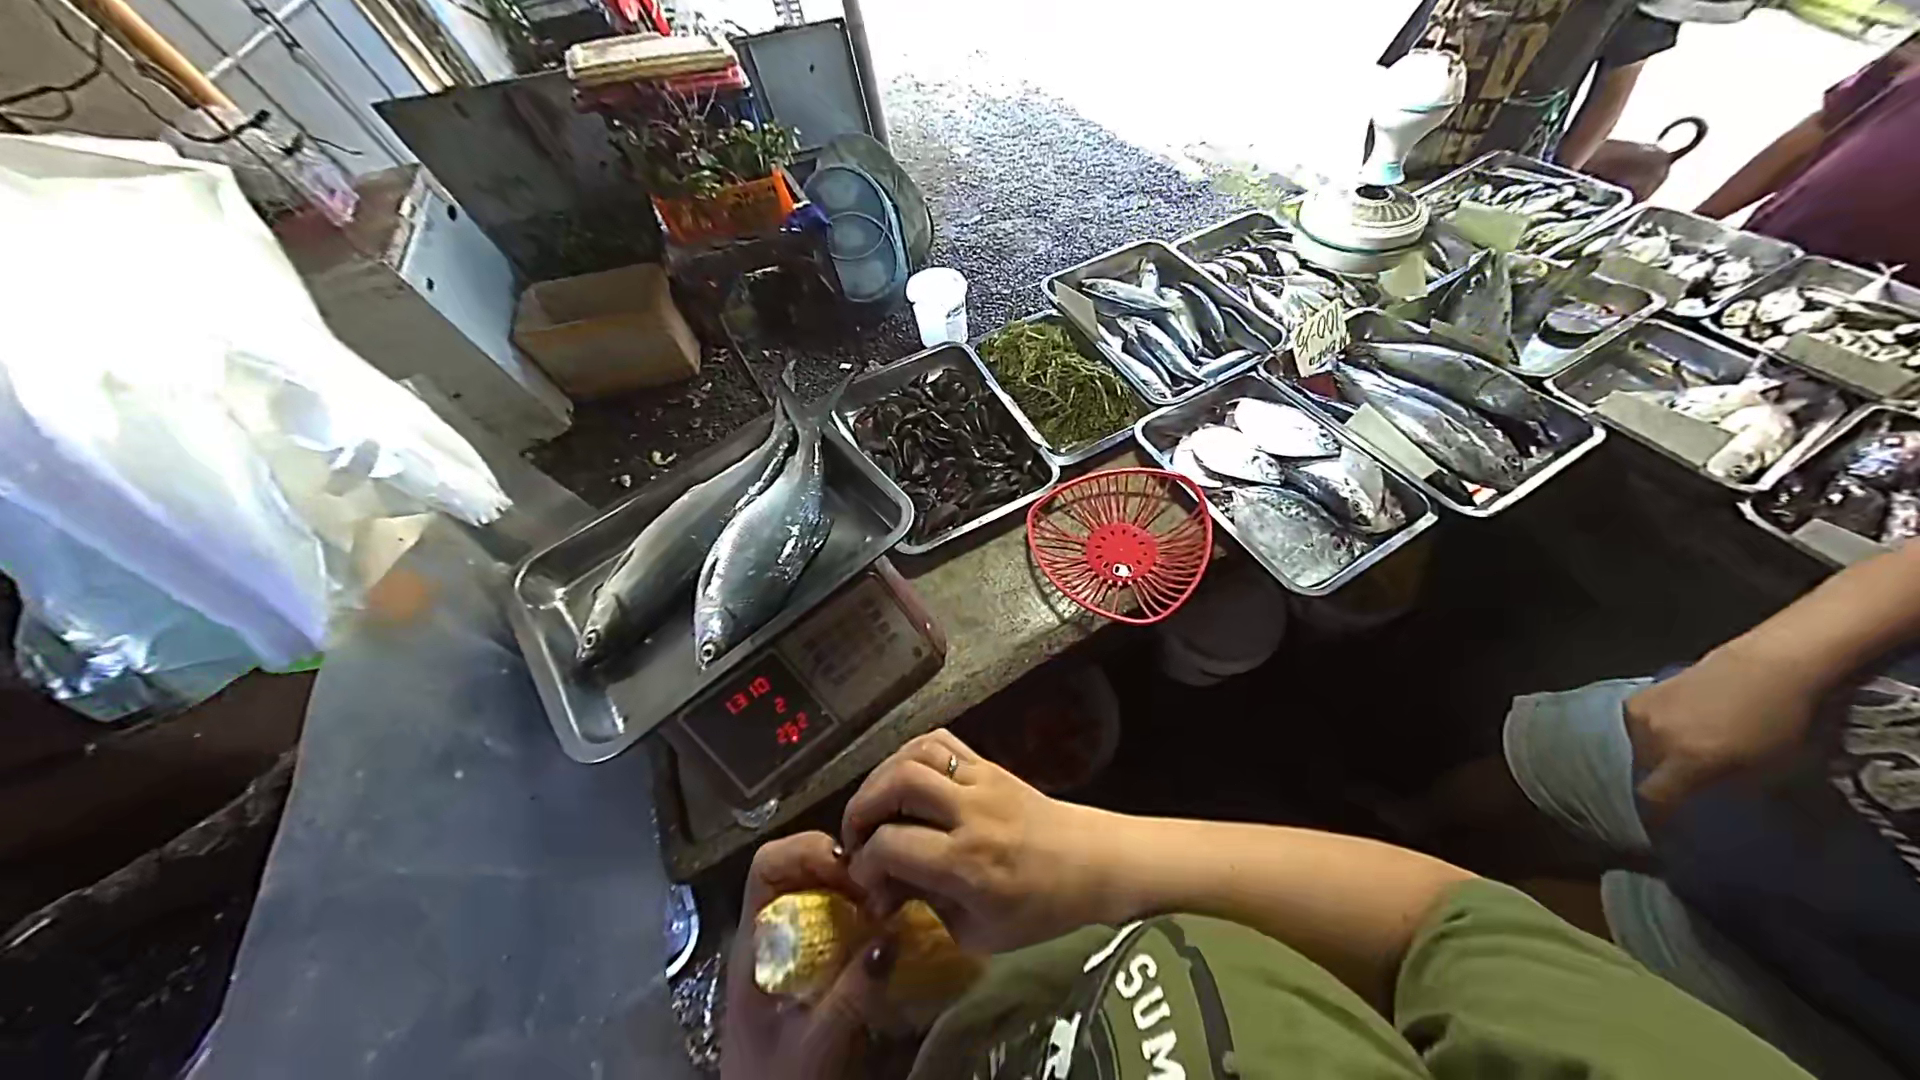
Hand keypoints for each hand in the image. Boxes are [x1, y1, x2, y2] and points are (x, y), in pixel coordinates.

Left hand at [723, 833, 893, 1079]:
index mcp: (754, 939)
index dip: (805, 852)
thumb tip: (892, 934)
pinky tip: (886, 924)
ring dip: (855, 882)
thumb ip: (850, 995)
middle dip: (840, 861)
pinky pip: (838, 914)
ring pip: (820, 885)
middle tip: (878, 881)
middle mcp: (771, 929)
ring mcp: (793, 942)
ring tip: (887, 898)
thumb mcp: (814, 1046)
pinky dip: (862, 908)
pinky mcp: (815, 958)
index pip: (767, 864)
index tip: (848, 868)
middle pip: (799, 864)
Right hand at [841, 730, 1113, 952]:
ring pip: (916, 753)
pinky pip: (941, 741)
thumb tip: (885, 884)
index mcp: (968, 862)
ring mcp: (981, 780)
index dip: (865, 862)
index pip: (893, 845)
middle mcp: (970, 812)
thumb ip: (926, 906)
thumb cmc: (1039, 907)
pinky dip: (911, 752)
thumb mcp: (979, 932)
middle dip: (862, 806)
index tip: (863, 878)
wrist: (1092, 861)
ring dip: (882, 775)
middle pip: (899, 783)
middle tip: (856, 833)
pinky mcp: (989, 763)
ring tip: (875, 803)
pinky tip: (903, 776)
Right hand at [1625, 644, 1820, 812]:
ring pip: (1637, 748)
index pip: (1655, 797)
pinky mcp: (1636, 698)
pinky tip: (1672, 731)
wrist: (1766, 669)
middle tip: (1681, 786)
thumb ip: (1736, 789)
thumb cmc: (1780, 723)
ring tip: (1678, 756)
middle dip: (1658, 781)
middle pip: (1643, 772)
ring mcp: (1640, 715)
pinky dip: (1649, 734)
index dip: (1657, 815)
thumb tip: (1711, 807)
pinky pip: (1635, 727)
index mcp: (1687, 760)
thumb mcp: (1775, 768)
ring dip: (1654, 757)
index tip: (1661, 828)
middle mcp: (1653, 739)